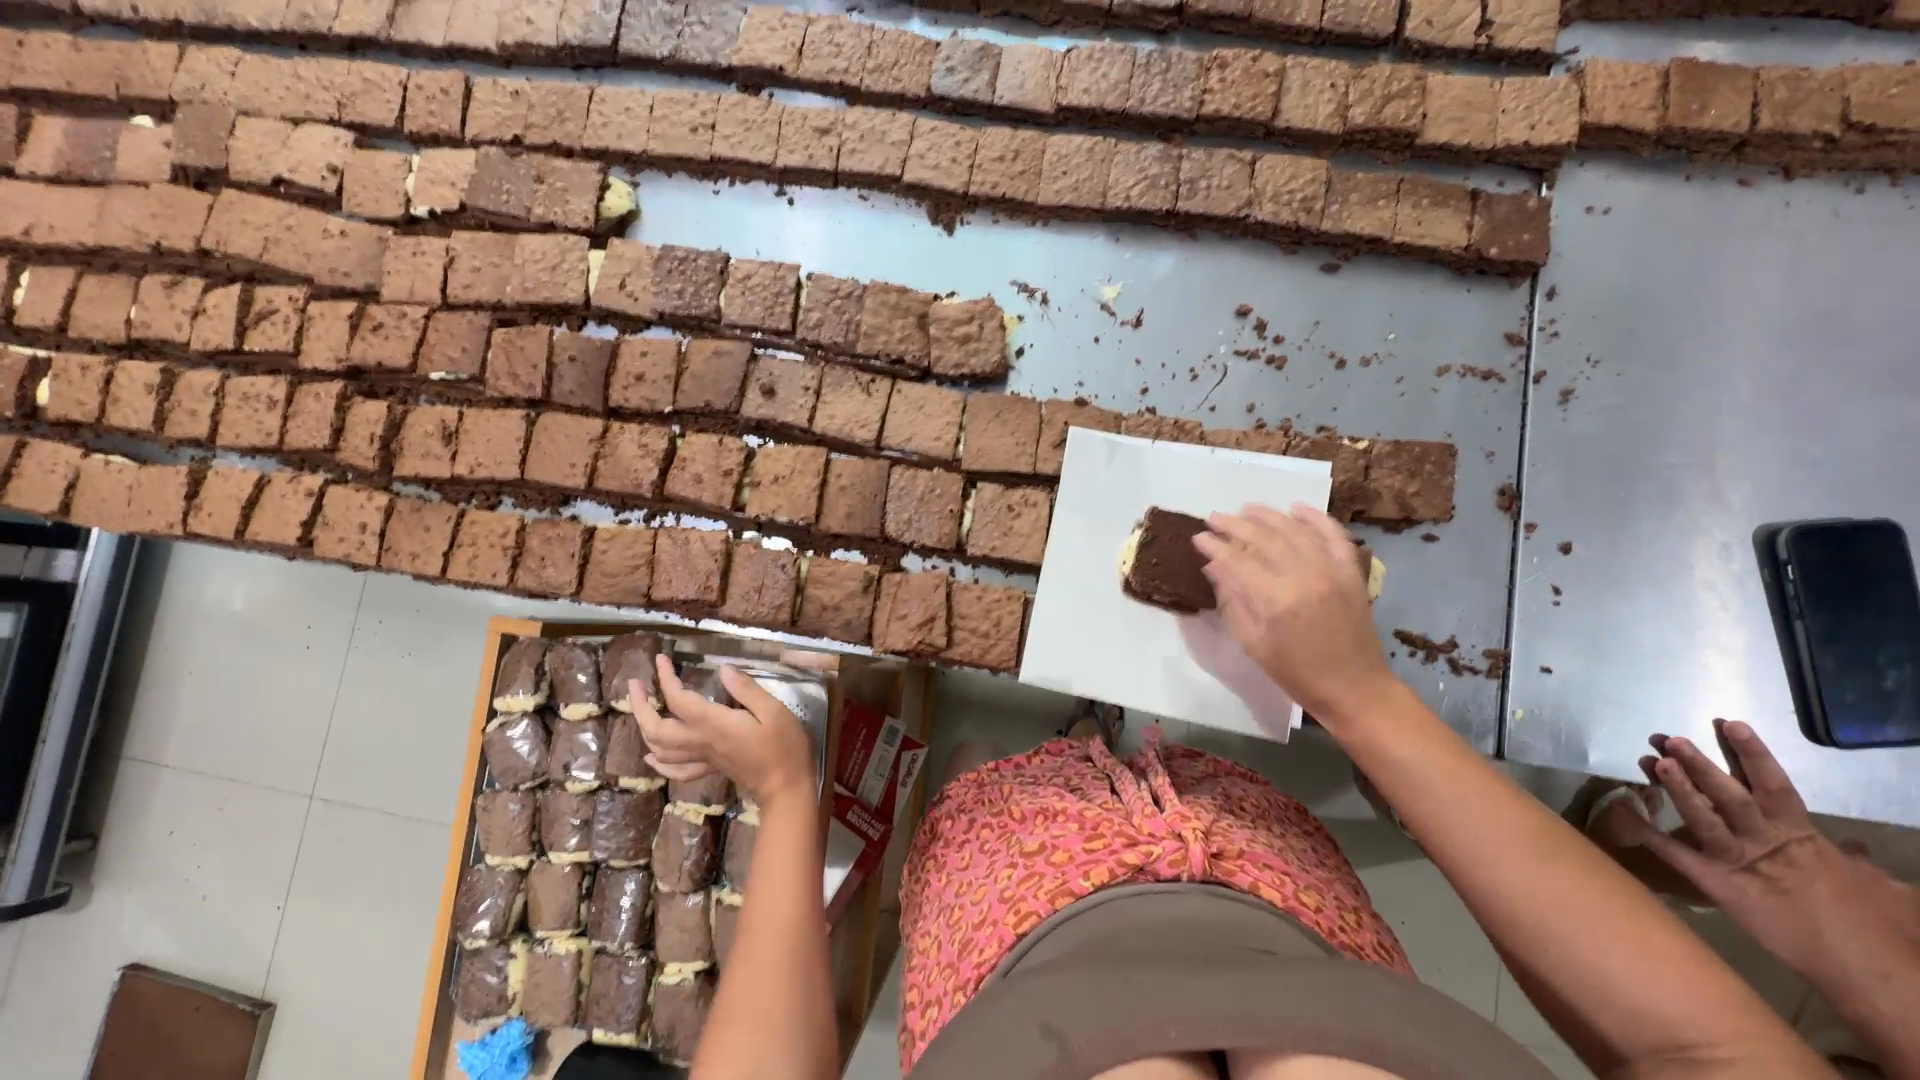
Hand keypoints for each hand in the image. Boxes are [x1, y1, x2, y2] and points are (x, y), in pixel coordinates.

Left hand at [633, 655, 815, 810]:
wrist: (786, 787)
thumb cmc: (784, 747)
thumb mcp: (774, 711)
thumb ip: (747, 689)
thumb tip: (723, 669)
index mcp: (714, 724)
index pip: (678, 699)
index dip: (665, 678)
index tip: (660, 658)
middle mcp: (701, 742)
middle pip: (656, 728)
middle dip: (640, 705)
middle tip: (636, 684)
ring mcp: (703, 758)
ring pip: (660, 748)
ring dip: (644, 728)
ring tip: (641, 708)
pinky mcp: (710, 768)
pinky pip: (677, 770)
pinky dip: (659, 763)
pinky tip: (651, 756)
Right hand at [1191, 503, 1397, 725]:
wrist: (1354, 687)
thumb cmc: (1296, 673)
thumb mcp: (1253, 644)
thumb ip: (1233, 602)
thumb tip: (1214, 568)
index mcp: (1275, 600)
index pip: (1237, 561)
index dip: (1215, 546)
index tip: (1198, 537)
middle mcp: (1304, 576)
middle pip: (1263, 539)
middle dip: (1234, 525)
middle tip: (1214, 518)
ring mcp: (1331, 570)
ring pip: (1295, 530)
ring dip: (1268, 516)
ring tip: (1246, 509)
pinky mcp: (1350, 571)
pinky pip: (1333, 535)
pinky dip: (1315, 518)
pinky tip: (1296, 508)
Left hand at [1621, 720, 1919, 985]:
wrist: (1868, 969)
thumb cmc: (1878, 925)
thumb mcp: (1876, 885)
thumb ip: (1856, 861)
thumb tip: (1853, 846)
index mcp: (1803, 834)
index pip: (1773, 784)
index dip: (1751, 753)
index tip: (1729, 723)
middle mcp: (1767, 840)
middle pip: (1730, 794)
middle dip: (1703, 765)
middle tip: (1672, 738)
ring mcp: (1740, 862)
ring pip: (1703, 817)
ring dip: (1678, 789)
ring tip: (1653, 760)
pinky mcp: (1718, 886)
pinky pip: (1675, 855)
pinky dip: (1647, 833)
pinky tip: (1619, 812)